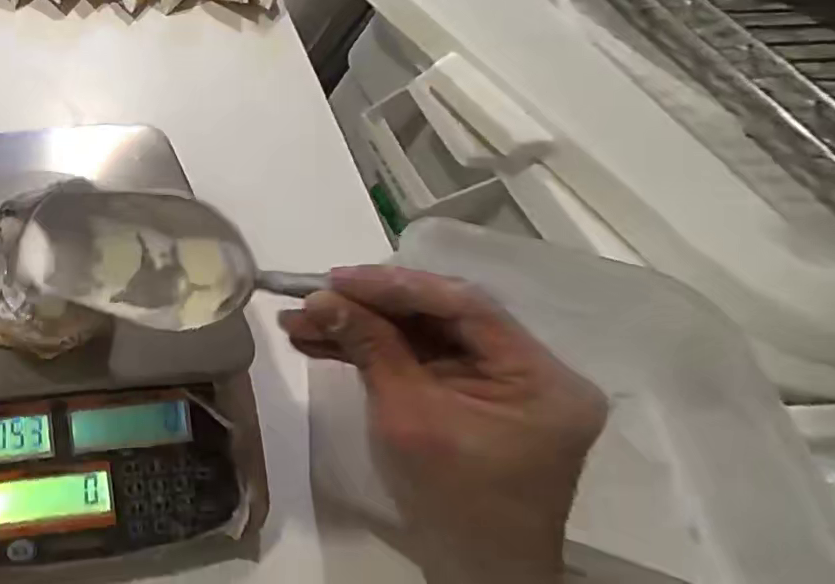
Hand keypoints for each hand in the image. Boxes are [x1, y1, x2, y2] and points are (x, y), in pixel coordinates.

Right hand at [279, 266, 605, 583]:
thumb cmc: (454, 494)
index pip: (464, 305)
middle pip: (433, 313)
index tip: (334, 279)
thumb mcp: (408, 413)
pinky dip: (361, 345)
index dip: (394, 284)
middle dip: (363, 305)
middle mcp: (522, 367)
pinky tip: (314, 341)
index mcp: (538, 376)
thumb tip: (320, 296)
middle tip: (308, 298)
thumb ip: (370, 345)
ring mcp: (490, 377)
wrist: (471, 564)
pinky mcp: (459, 387)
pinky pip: (408, 352)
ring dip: (352, 324)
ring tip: (295, 322)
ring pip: (412, 329)